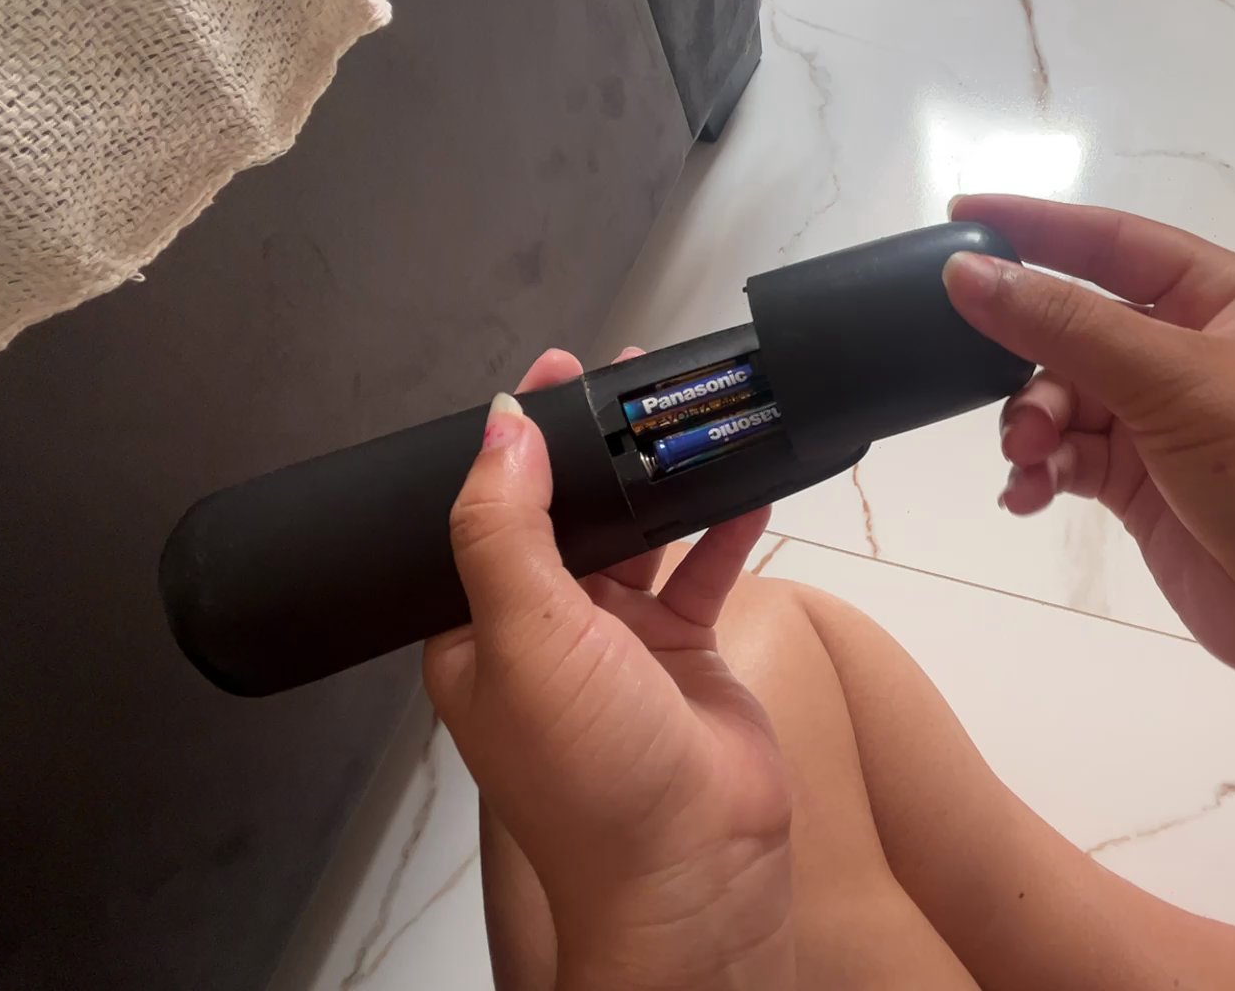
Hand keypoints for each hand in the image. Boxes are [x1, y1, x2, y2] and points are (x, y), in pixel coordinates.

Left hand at [423, 348, 793, 990]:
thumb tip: (502, 429)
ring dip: (669, 487)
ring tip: (694, 425)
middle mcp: (552, 628)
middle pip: (576, 516)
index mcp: (485, 629)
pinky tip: (749, 491)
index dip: (521, 442)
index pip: (493, 512)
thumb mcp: (528, 637)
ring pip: (646, 538)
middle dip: (603, 451)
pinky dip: (725, 530)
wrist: (696, 859)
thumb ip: (509, 530)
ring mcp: (625, 637)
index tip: (556, 376)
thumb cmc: (594, 769)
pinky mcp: (687, 645)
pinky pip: (704, 570)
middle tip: (635, 385)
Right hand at [946, 196, 1234, 672]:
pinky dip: (1041, 473)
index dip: (1034, 228)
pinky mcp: (1141, 485)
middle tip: (1015, 410)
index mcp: (1222, 299)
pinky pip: (1069, 459)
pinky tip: (1027, 497)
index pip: (1112, 243)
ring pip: (1065, 401)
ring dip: (1034, 428)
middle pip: (1076, 332)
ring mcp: (1163, 423)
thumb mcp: (1178, 383)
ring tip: (1028, 462)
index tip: (959, 219)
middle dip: (1032, 366)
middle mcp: (1190, 353)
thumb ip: (1066, 326)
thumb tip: (967, 273)